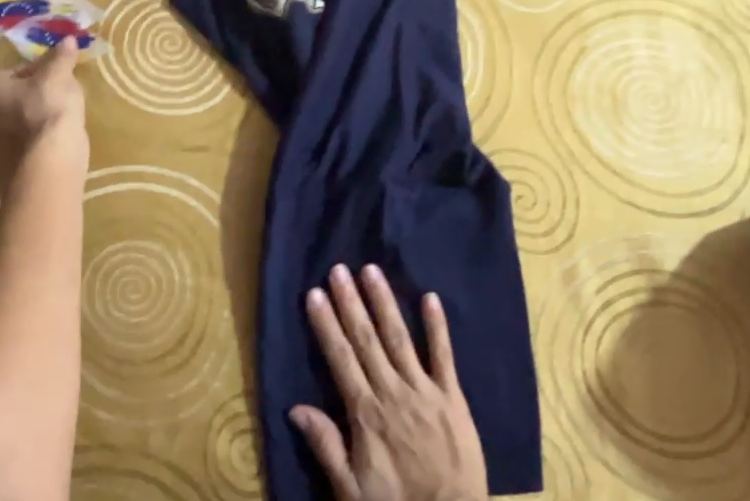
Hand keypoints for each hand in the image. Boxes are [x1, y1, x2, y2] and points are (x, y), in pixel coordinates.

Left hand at [0, 40, 88, 187]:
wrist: (55, 151)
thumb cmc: (48, 102)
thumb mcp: (58, 72)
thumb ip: (61, 56)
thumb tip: (68, 39)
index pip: (14, 70)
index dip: (39, 67)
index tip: (57, 68)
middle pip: (15, 92)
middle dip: (35, 88)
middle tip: (61, 84)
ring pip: (22, 112)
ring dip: (39, 108)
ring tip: (64, 103)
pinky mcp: (11, 153)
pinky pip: (29, 131)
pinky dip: (42, 126)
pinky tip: (61, 123)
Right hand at [290, 264, 487, 500]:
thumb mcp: (350, 489)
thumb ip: (325, 445)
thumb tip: (295, 408)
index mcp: (365, 413)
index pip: (340, 358)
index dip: (327, 325)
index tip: (315, 294)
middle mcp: (392, 393)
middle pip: (366, 340)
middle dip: (351, 303)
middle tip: (339, 269)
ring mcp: (425, 392)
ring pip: (399, 339)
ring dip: (384, 303)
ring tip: (371, 271)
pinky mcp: (453, 398)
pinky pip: (444, 356)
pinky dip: (437, 327)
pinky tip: (430, 298)